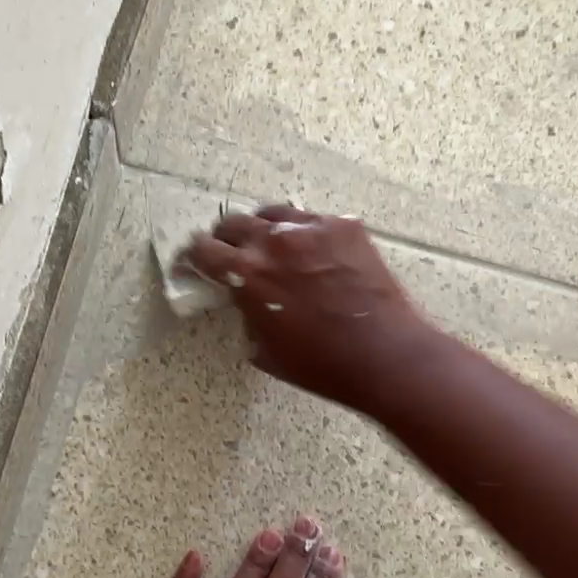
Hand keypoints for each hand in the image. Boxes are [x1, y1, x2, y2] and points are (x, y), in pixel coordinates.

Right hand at [182, 205, 440, 413]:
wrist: (385, 355)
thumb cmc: (321, 364)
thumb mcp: (264, 349)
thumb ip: (246, 314)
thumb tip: (245, 300)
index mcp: (246, 274)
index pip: (203, 251)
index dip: (193, 257)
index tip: (193, 262)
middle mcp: (273, 241)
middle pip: (233, 224)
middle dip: (225, 239)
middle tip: (230, 252)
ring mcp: (311, 228)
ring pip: (271, 213)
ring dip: (263, 228)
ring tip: (270, 244)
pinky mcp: (344, 226)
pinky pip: (311, 220)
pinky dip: (303, 232)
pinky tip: (312, 251)